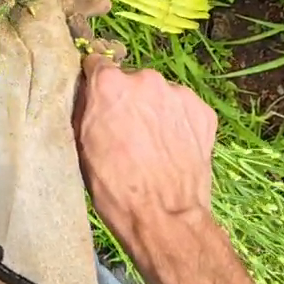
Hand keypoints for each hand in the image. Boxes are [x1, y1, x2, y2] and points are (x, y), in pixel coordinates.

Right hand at [73, 55, 218, 258]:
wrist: (164, 218)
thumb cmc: (113, 185)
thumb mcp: (80, 143)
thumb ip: (83, 106)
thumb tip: (85, 91)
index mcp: (109, 83)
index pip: (96, 64)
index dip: (95, 83)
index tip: (97, 100)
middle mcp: (144, 78)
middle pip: (130, 79)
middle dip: (127, 98)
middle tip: (126, 130)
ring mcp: (177, 94)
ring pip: (158, 94)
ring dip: (153, 109)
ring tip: (153, 143)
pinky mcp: (203, 111)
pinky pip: (183, 108)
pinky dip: (177, 122)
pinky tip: (172, 147)